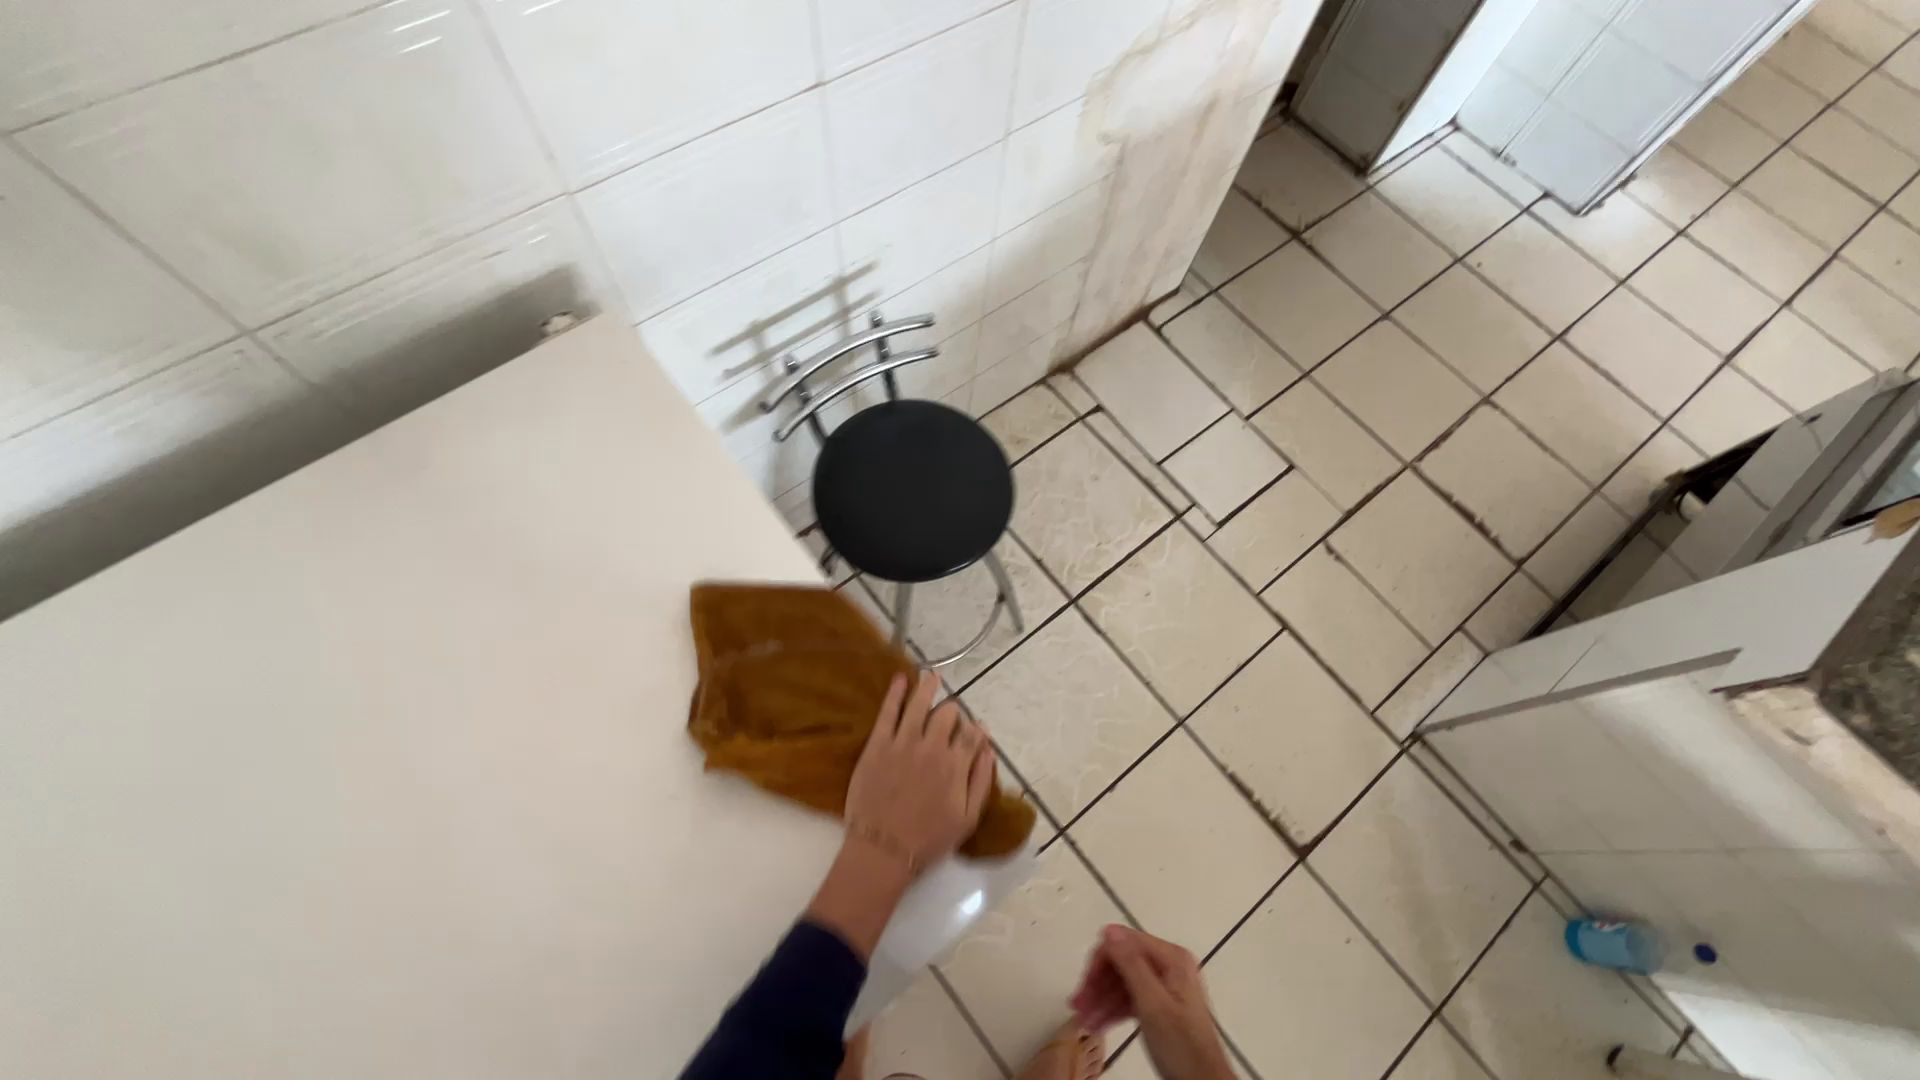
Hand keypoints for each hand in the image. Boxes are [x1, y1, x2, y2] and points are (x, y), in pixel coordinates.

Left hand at [844, 671, 996, 869]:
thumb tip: (989, 749)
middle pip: (947, 715)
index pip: (971, 734)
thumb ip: (981, 781)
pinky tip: (901, 679)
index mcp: (955, 766)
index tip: (975, 728)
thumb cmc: (928, 840)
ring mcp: (903, 743)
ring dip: (928, 687)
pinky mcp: (878, 745)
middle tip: (950, 711)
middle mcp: (932, 748)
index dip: (975, 728)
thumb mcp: (967, 818)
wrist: (883, 850)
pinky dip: (895, 693)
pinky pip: (888, 712)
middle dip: (952, 710)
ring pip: (919, 705)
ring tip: (932, 675)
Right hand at [1071, 925, 1235, 1079]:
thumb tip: (1109, 930)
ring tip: (1084, 1020)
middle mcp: (1169, 965)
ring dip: (1102, 999)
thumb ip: (1131, 964)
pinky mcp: (1162, 1004)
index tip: (1084, 986)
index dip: (1101, 960)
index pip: (1125, 943)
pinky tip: (1097, 1024)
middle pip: (1123, 961)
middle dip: (1099, 983)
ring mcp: (1166, 985)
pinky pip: (1131, 998)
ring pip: (1124, 981)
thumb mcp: (1153, 1004)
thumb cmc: (1181, 1046)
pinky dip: (1114, 1009)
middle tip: (1079, 1006)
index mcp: (1171, 958)